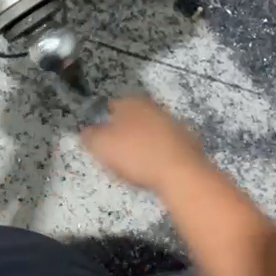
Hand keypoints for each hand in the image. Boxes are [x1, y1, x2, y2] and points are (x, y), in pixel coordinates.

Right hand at [81, 95, 211, 193]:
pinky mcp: (189, 142)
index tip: (101, 138)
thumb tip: (87, 131)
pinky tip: (155, 168)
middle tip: (117, 151)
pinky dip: (160, 154)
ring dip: (144, 142)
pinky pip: (167, 146)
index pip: (111, 106)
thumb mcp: (100, 145)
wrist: (182, 173)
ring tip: (136, 164)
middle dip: (125, 131)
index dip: (103, 121)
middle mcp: (153, 107)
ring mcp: (174, 123)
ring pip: (151, 131)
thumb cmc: (135, 153)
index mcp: (130, 102)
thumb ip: (89, 135)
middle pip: (133, 118)